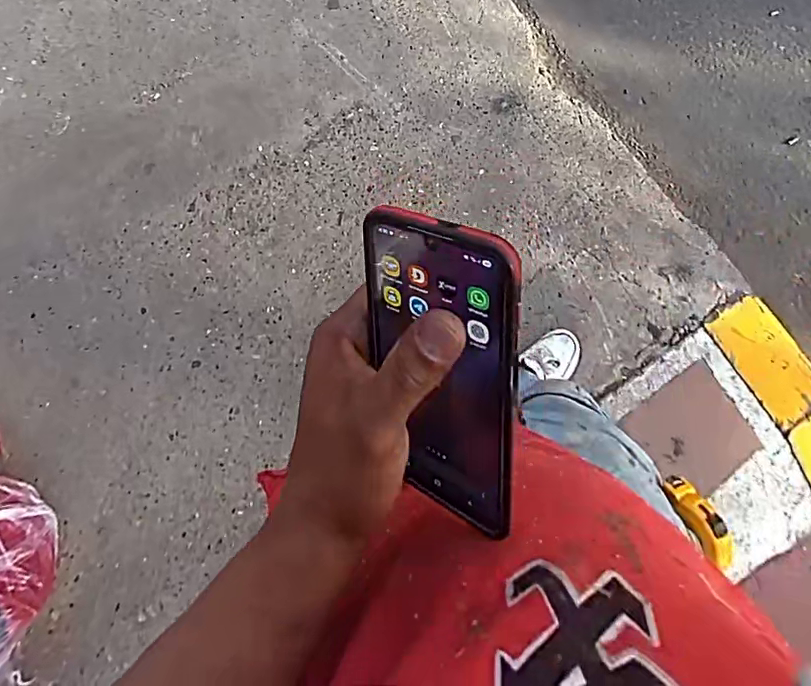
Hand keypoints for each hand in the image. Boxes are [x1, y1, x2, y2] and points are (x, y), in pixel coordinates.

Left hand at [270, 286, 466, 551]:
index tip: (466, 279)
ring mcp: (366, 375)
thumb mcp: (378, 416)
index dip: (423, 278)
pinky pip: (415, 371)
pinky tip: (462, 381)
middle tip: (484, 318)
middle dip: (440, 315)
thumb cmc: (340, 474)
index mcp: (341, 338)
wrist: (326, 533)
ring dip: (441, 346)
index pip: (385, 286)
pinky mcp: (381, 399)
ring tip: (481, 347)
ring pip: (412, 344)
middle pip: (404, 313)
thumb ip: (410, 370)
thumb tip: (448, 323)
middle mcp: (352, 349)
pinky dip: (437, 373)